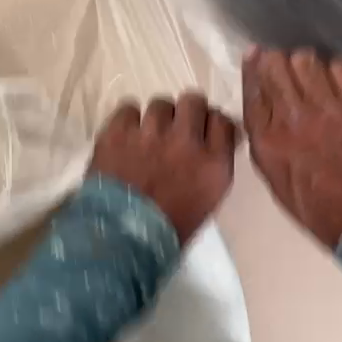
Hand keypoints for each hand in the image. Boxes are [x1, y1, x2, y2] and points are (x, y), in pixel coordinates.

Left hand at [89, 92, 239, 242]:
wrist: (120, 241)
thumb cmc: (168, 231)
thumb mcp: (207, 201)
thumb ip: (213, 166)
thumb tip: (211, 142)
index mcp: (214, 164)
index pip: (223, 121)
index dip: (211, 123)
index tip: (203, 131)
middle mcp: (186, 141)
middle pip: (193, 100)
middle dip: (186, 112)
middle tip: (175, 128)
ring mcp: (150, 133)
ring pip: (160, 103)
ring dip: (156, 118)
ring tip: (147, 137)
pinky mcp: (118, 131)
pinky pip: (128, 108)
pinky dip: (128, 120)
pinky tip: (126, 137)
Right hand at [244, 47, 341, 247]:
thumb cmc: (322, 209)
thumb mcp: (276, 180)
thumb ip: (263, 140)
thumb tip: (260, 107)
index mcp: (268, 140)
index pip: (252, 87)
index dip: (253, 66)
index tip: (256, 55)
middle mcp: (294, 117)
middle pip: (275, 65)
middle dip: (277, 62)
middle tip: (285, 68)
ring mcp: (329, 108)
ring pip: (306, 59)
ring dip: (306, 65)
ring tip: (314, 77)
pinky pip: (340, 67)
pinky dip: (336, 71)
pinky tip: (339, 85)